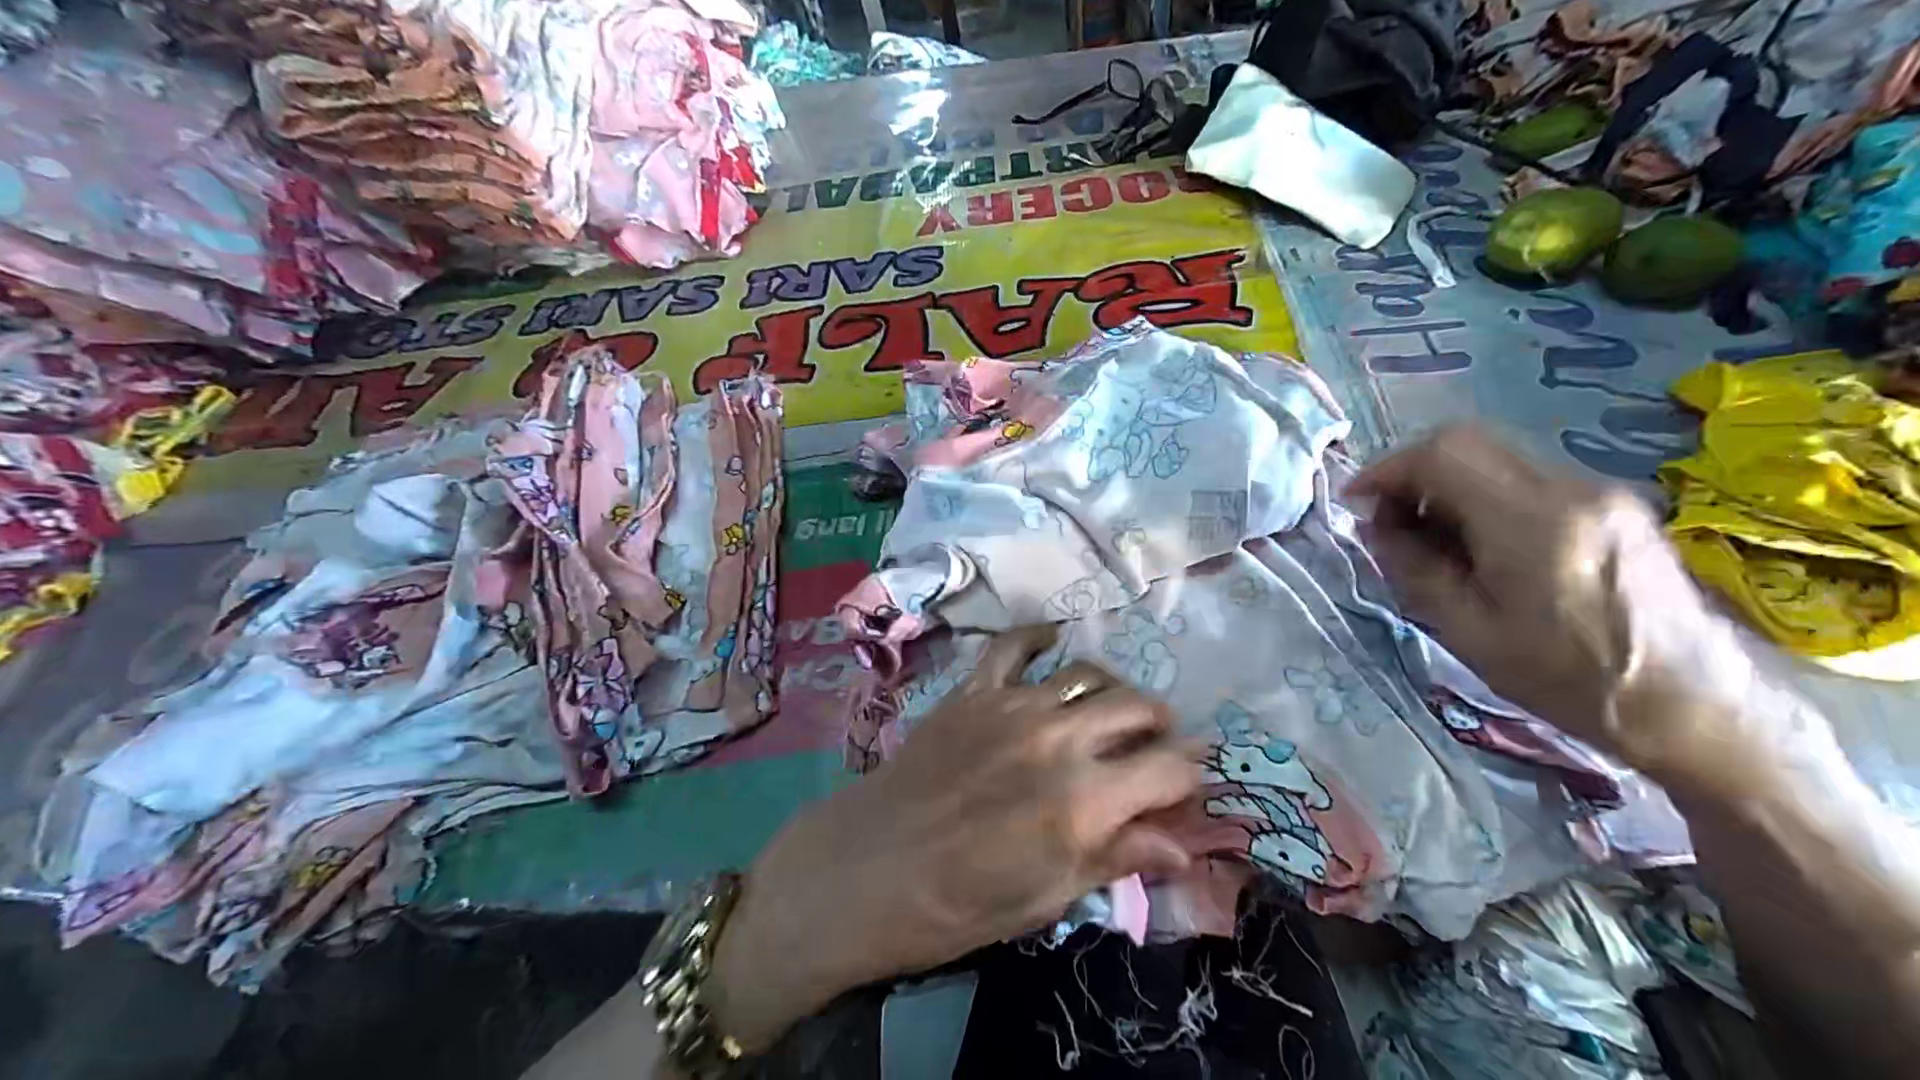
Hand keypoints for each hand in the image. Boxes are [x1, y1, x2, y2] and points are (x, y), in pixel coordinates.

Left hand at [705, 626, 1202, 1050]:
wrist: (865, 871)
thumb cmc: (957, 906)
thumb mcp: (1045, 898)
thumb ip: (1116, 856)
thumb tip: (1183, 842)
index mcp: (1085, 801)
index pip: (1170, 768)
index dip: (1190, 777)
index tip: (1187, 788)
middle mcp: (1058, 739)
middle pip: (1136, 707)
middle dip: (1159, 726)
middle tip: (1154, 747)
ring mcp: (1011, 707)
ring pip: (1086, 674)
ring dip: (1112, 689)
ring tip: (1111, 709)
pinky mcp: (971, 692)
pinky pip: (1012, 646)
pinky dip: (1037, 637)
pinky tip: (1051, 640)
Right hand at [1347, 427, 1740, 776]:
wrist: (1697, 709)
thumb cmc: (1569, 682)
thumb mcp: (1468, 633)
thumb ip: (1414, 569)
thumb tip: (1376, 526)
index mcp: (1532, 521)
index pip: (1441, 454)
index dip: (1386, 469)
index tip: (1356, 503)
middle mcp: (1571, 488)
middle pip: (1467, 443)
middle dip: (1412, 473)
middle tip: (1388, 521)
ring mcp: (1600, 492)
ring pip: (1495, 458)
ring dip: (1446, 485)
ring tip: (1428, 539)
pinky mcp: (1614, 506)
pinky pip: (1526, 479)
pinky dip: (1483, 496)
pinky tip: (1477, 545)